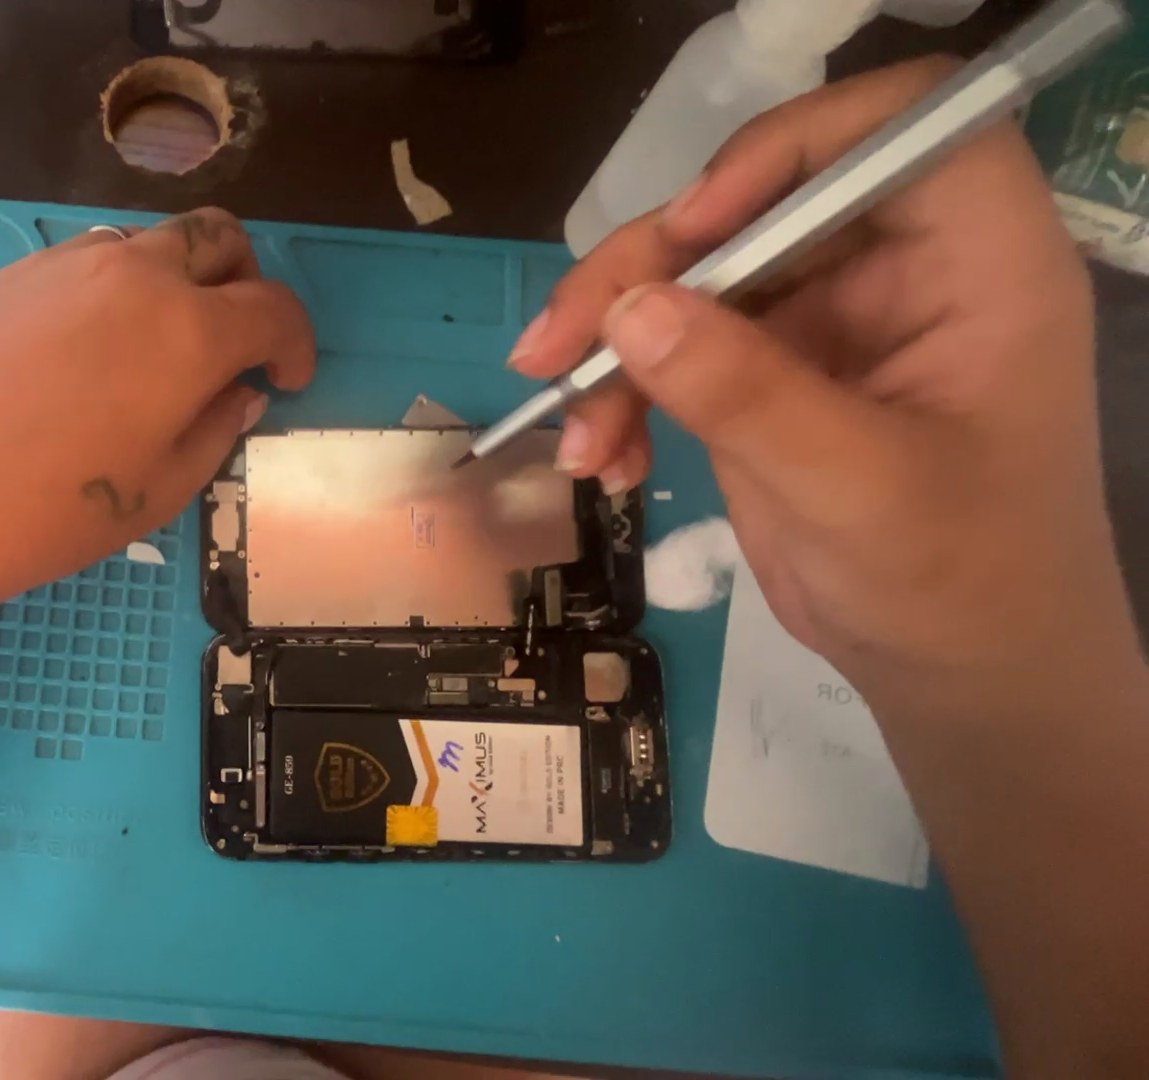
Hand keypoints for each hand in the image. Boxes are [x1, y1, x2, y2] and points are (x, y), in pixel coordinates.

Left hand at [0, 209, 314, 666]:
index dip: (295, 342)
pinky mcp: (6, 275)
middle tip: (234, 345)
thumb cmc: (38, 517)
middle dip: (245, 285)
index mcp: (187, 331)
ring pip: (150, 246)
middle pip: (219, 240)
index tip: (287, 378)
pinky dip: (115, 294)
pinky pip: (85, 265)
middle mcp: (133, 274)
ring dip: (178, 284)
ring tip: (155, 355)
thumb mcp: (154, 493)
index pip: (275, 306)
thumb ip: (213, 431)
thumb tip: (241, 393)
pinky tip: (82, 358)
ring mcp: (63, 264)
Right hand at [512, 60, 1139, 700]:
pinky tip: (605, 466)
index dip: (781, 155)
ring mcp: (804, 332)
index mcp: (964, 268)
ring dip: (604, 361)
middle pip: (738, 219)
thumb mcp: (851, 482)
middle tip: (548, 353)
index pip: (887, 135)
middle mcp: (881, 279)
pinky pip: (658, 363)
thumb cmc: (950, 574)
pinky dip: (617, 409)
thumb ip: (743, 391)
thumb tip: (625, 313)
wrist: (941, 661)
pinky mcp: (747, 383)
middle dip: (631, 282)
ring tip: (575, 443)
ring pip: (677, 293)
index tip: (687, 233)